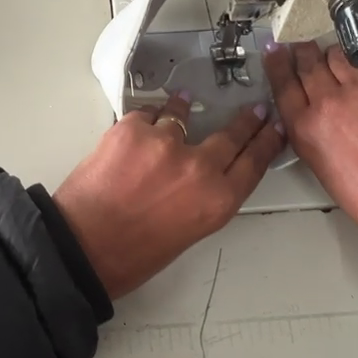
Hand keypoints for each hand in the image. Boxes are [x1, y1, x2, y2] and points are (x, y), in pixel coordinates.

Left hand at [53, 93, 284, 298]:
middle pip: (231, 136)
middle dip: (244, 121)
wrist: (83, 247)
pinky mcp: (132, 129)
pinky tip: (143, 125)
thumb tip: (204, 176)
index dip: (266, 142)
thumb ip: (205, 199)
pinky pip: (148, 113)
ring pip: (183, 116)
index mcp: (217, 201)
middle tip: (253, 110)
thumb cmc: (133, 254)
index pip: (254, 162)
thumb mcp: (189, 232)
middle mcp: (199, 168)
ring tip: (184, 104)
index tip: (273, 127)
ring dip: (184, 111)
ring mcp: (164, 143)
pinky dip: (147, 119)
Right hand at [266, 42, 357, 247]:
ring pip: (337, 52)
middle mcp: (330, 102)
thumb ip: (309, 132)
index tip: (276, 52)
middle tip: (304, 47)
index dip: (277, 62)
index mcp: (306, 129)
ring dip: (335, 55)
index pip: (282, 83)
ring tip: (342, 62)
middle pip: (307, 61)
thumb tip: (309, 107)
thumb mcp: (322, 167)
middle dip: (303, 53)